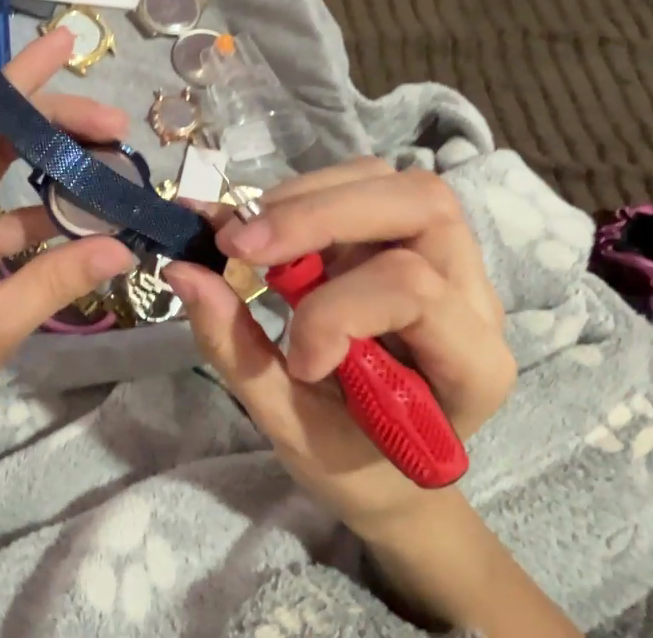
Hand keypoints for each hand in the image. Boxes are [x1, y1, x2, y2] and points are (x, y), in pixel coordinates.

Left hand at [0, 28, 136, 488]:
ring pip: (7, 181)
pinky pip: (12, 225)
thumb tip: (124, 245)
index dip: (19, 80)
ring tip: (117, 166)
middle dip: (53, 125)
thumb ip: (53, 282)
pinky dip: (51, 221)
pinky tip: (96, 222)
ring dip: (57, 171)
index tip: (66, 44)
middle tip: (117, 123)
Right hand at [162, 158, 515, 541]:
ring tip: (247, 237)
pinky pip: (362, 187)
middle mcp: (472, 296)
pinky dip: (302, 197)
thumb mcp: (290, 425)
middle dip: (316, 213)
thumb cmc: (351, 461)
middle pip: (418, 202)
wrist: (387, 472)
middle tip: (236, 244)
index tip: (295, 359)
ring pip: (388, 181)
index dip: (334, 309)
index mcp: (469, 363)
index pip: (411, 289)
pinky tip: (268, 232)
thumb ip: (236, 347)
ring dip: (305, 197)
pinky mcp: (398, 243)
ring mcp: (440, 260)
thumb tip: (181, 269)